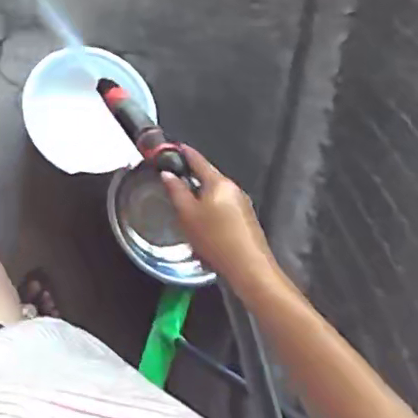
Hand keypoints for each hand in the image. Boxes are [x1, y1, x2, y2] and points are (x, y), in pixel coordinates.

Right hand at [159, 146, 284, 298]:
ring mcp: (243, 206)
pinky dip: (210, 212)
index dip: (184, 152)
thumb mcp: (187, 214)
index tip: (175, 147)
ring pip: (215, 195)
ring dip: (200, 199)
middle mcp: (234, 190)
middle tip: (173, 183)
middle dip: (191, 179)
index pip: (198, 160)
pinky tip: (203, 228)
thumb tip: (168, 174)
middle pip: (208, 178)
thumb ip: (175, 190)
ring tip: (185, 211)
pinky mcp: (246, 221)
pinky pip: (223, 209)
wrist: (250, 270)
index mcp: (219, 183)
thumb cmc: (217, 240)